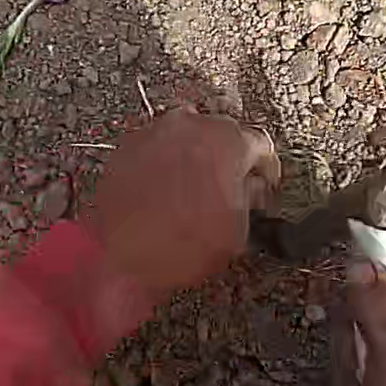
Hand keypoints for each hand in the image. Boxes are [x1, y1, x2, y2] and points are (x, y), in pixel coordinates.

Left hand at [82, 108, 279, 307]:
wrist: (118, 259)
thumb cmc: (180, 247)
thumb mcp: (238, 230)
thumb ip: (252, 197)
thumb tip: (252, 185)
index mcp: (228, 143)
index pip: (262, 145)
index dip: (267, 169)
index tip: (265, 183)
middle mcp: (193, 126)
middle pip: (225, 134)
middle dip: (232, 160)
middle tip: (232, 188)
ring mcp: (158, 132)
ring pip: (190, 136)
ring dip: (199, 156)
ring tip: (196, 187)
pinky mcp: (129, 144)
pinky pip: (160, 145)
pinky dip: (168, 161)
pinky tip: (167, 188)